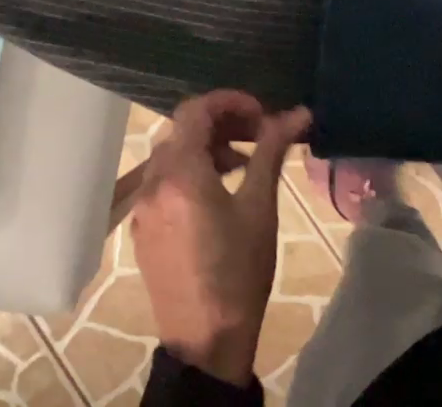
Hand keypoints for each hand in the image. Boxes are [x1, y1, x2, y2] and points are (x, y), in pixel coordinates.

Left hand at [130, 90, 312, 386]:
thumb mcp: (260, 206)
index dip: (231, 102)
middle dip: (223, 124)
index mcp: (180, 174)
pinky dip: (191, 172)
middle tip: (260, 134)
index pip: (196, 110)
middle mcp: (153, 184)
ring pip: (172, 156)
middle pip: (183, 131)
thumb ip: (272, 151)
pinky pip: (164, 183)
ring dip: (208, 148)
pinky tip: (220, 193)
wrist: (205, 340)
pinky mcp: (144, 230)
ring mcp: (143, 209)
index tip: (263, 114)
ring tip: (245, 163)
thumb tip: (298, 113)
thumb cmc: (239, 270)